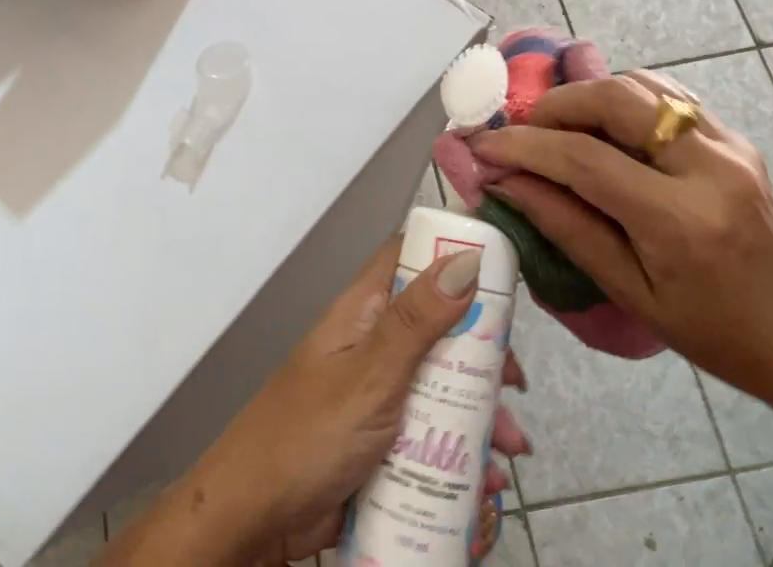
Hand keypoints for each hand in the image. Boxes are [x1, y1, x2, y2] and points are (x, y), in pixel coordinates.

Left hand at [107, 237, 530, 564]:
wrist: (257, 516)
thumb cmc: (309, 435)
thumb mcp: (371, 375)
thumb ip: (417, 321)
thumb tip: (465, 257)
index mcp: (363, 313)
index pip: (410, 259)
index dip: (455, 258)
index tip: (504, 278)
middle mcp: (374, 345)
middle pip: (441, 330)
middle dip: (484, 357)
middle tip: (515, 386)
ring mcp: (380, 394)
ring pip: (445, 387)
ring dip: (482, 414)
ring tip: (510, 450)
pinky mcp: (385, 440)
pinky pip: (434, 435)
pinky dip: (463, 452)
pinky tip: (485, 483)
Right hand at [473, 70, 772, 409]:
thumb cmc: (713, 331)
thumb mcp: (629, 292)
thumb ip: (566, 227)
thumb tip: (505, 183)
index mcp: (681, 220)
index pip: (584, 159)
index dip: (524, 147)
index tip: (482, 147)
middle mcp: (710, 167)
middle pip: (616, 99)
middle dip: (555, 105)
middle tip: (523, 133)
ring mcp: (729, 145)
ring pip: (642, 85)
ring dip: (588, 96)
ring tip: (556, 129)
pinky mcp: (734, 138)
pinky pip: (666, 96)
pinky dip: (621, 98)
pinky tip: (601, 127)